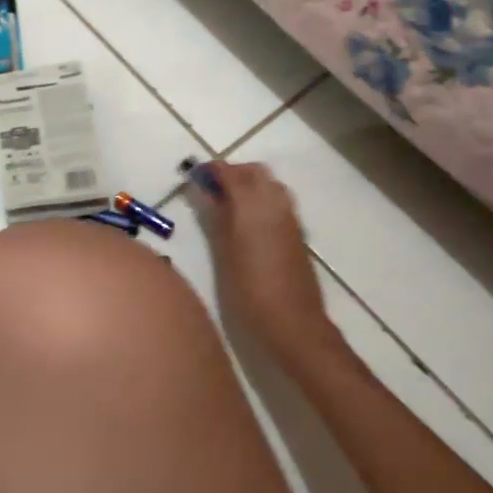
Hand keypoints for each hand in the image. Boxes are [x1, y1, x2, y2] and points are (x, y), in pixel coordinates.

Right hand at [191, 161, 337, 362]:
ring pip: (270, 184)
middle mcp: (274, 203)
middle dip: (233, 172)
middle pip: (254, 171)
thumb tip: (203, 192)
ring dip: (250, 184)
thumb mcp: (223, 253)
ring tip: (229, 205)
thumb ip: (214, 217)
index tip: (194, 176)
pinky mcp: (298, 232)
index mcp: (251, 205)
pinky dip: (262, 199)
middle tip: (212, 190)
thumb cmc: (249, 290)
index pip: (229, 172)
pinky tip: (248, 222)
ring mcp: (289, 217)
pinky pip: (279, 201)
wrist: (294, 322)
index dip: (210, 170)